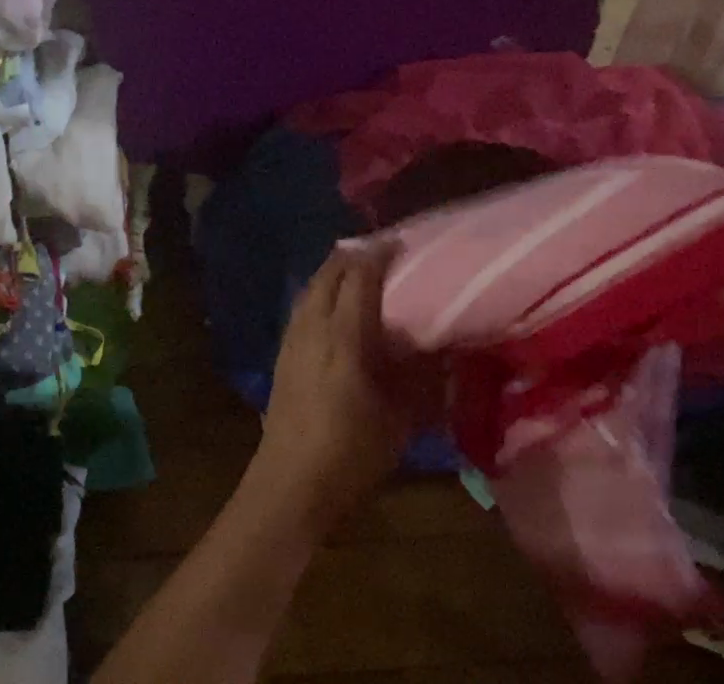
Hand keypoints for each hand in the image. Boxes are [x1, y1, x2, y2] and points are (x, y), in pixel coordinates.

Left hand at [254, 244, 410, 525]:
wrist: (291, 482)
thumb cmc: (351, 452)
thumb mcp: (401, 417)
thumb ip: (422, 376)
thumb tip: (442, 344)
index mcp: (343, 337)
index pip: (359, 277)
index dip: (379, 254)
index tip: (401, 242)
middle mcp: (311, 327)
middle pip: (329, 274)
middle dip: (354, 256)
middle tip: (383, 252)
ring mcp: (291, 339)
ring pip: (311, 288)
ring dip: (334, 272)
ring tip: (361, 270)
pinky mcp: (282, 354)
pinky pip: (303, 307)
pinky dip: (321, 293)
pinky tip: (335, 305)